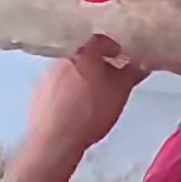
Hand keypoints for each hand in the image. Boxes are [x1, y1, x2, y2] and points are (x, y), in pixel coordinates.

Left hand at [14, 35, 147, 181]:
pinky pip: (58, 85)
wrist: (55, 141)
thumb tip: (143, 63)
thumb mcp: (121, 91)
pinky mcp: (37, 94)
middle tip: (112, 77)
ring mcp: (46, 77)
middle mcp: (61, 60)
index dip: (113, 47)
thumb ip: (133, 73)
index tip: (121, 57)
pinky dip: (69, 90)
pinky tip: (77, 107)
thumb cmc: (91, 112)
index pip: (100, 39)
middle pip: (84, 54)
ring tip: (95, 94)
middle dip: (99, 64)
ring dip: (83, 76)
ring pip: (70, 70)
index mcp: (83, 53)